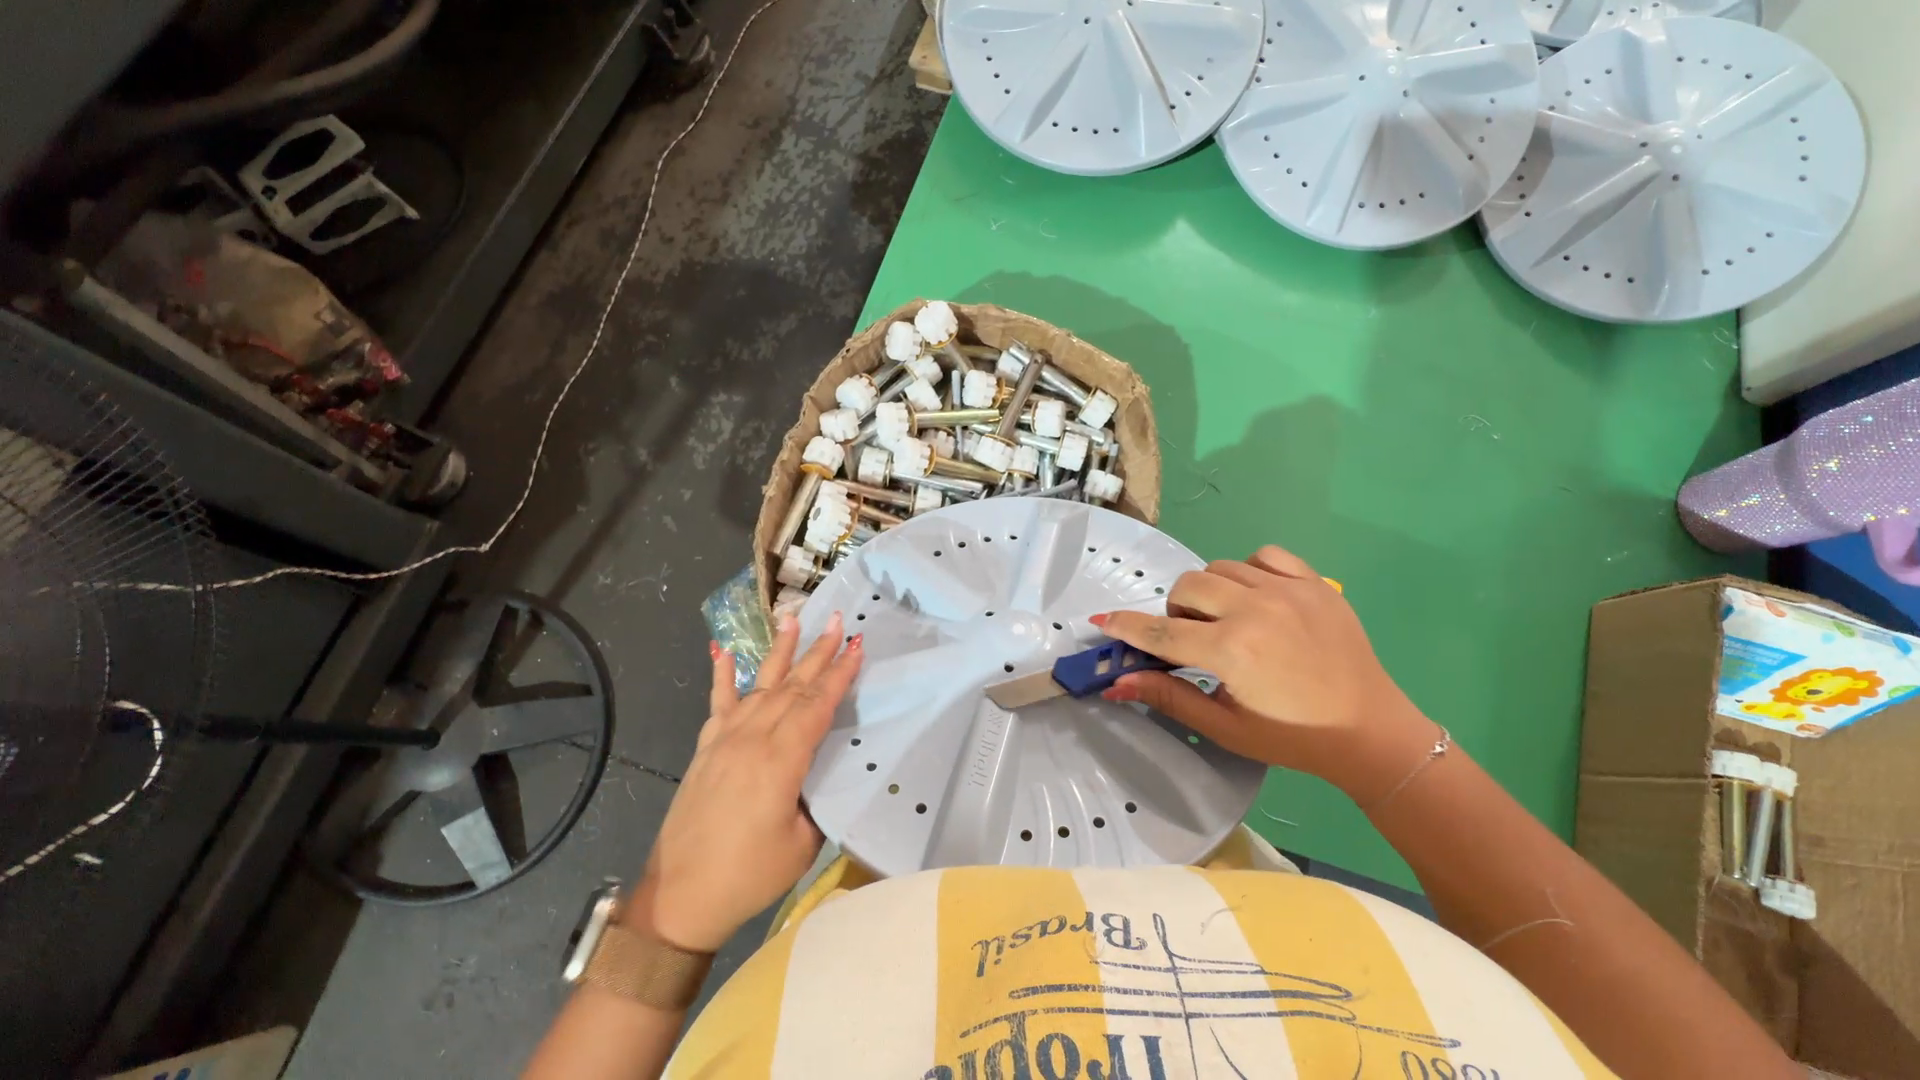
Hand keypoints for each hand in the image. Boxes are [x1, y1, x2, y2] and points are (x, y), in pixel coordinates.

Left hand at [631, 614, 860, 952]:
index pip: (816, 706)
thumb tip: (821, 775)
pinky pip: (717, 705)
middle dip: (817, 653)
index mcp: (780, 761)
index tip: (856, 645)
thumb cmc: (748, 876)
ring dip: (778, 653)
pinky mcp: (705, 751)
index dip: (839, 675)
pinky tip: (724, 652)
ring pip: (759, 687)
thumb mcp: (801, 845)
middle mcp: (751, 740)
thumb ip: (815, 801)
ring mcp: (723, 742)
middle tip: (836, 620)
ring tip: (792, 619)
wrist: (679, 897)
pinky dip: (722, 677)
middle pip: (791, 687)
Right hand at [1098, 545, 1430, 800]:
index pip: (1162, 631)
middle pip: (1187, 588)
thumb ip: (1169, 696)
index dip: (1126, 626)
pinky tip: (1259, 599)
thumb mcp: (1224, 726)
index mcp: (1232, 650)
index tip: (1101, 620)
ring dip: (1211, 592)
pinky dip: (1250, 572)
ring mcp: (1289, 591)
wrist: (1368, 730)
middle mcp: (1256, 610)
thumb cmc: (1291, 737)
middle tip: (1193, 641)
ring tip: (1227, 621)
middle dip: (1177, 612)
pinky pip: (1266, 556)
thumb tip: (1116, 682)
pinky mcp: (1316, 583)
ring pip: (1221, 568)